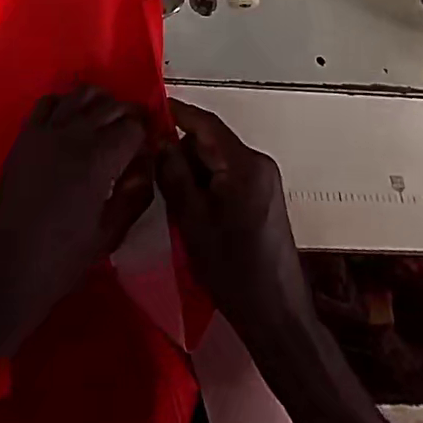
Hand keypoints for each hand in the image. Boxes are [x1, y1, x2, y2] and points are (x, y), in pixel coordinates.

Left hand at [0, 86, 154, 326]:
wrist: (12, 263)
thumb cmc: (65, 256)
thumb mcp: (111, 232)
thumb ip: (136, 194)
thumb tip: (146, 165)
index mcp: (99, 159)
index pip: (133, 127)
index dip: (146, 135)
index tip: (148, 148)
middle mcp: (73, 135)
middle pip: (110, 105)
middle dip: (128, 115)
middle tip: (134, 132)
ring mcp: (46, 130)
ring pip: (80, 94)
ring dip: (100, 102)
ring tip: (106, 121)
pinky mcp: (26, 134)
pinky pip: (49, 102)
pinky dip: (66, 103)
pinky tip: (72, 121)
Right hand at [156, 99, 311, 342]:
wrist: (275, 314)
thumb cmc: (232, 269)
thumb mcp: (192, 219)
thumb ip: (173, 173)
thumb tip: (158, 138)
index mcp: (244, 164)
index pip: (205, 123)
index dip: (175, 112)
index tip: (146, 108)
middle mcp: (258, 164)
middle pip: (210, 141)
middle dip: (181, 153)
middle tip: (154, 175)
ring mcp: (264, 180)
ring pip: (216, 160)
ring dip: (192, 172)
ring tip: (176, 205)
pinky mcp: (262, 196)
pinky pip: (226, 175)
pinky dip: (206, 185)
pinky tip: (193, 212)